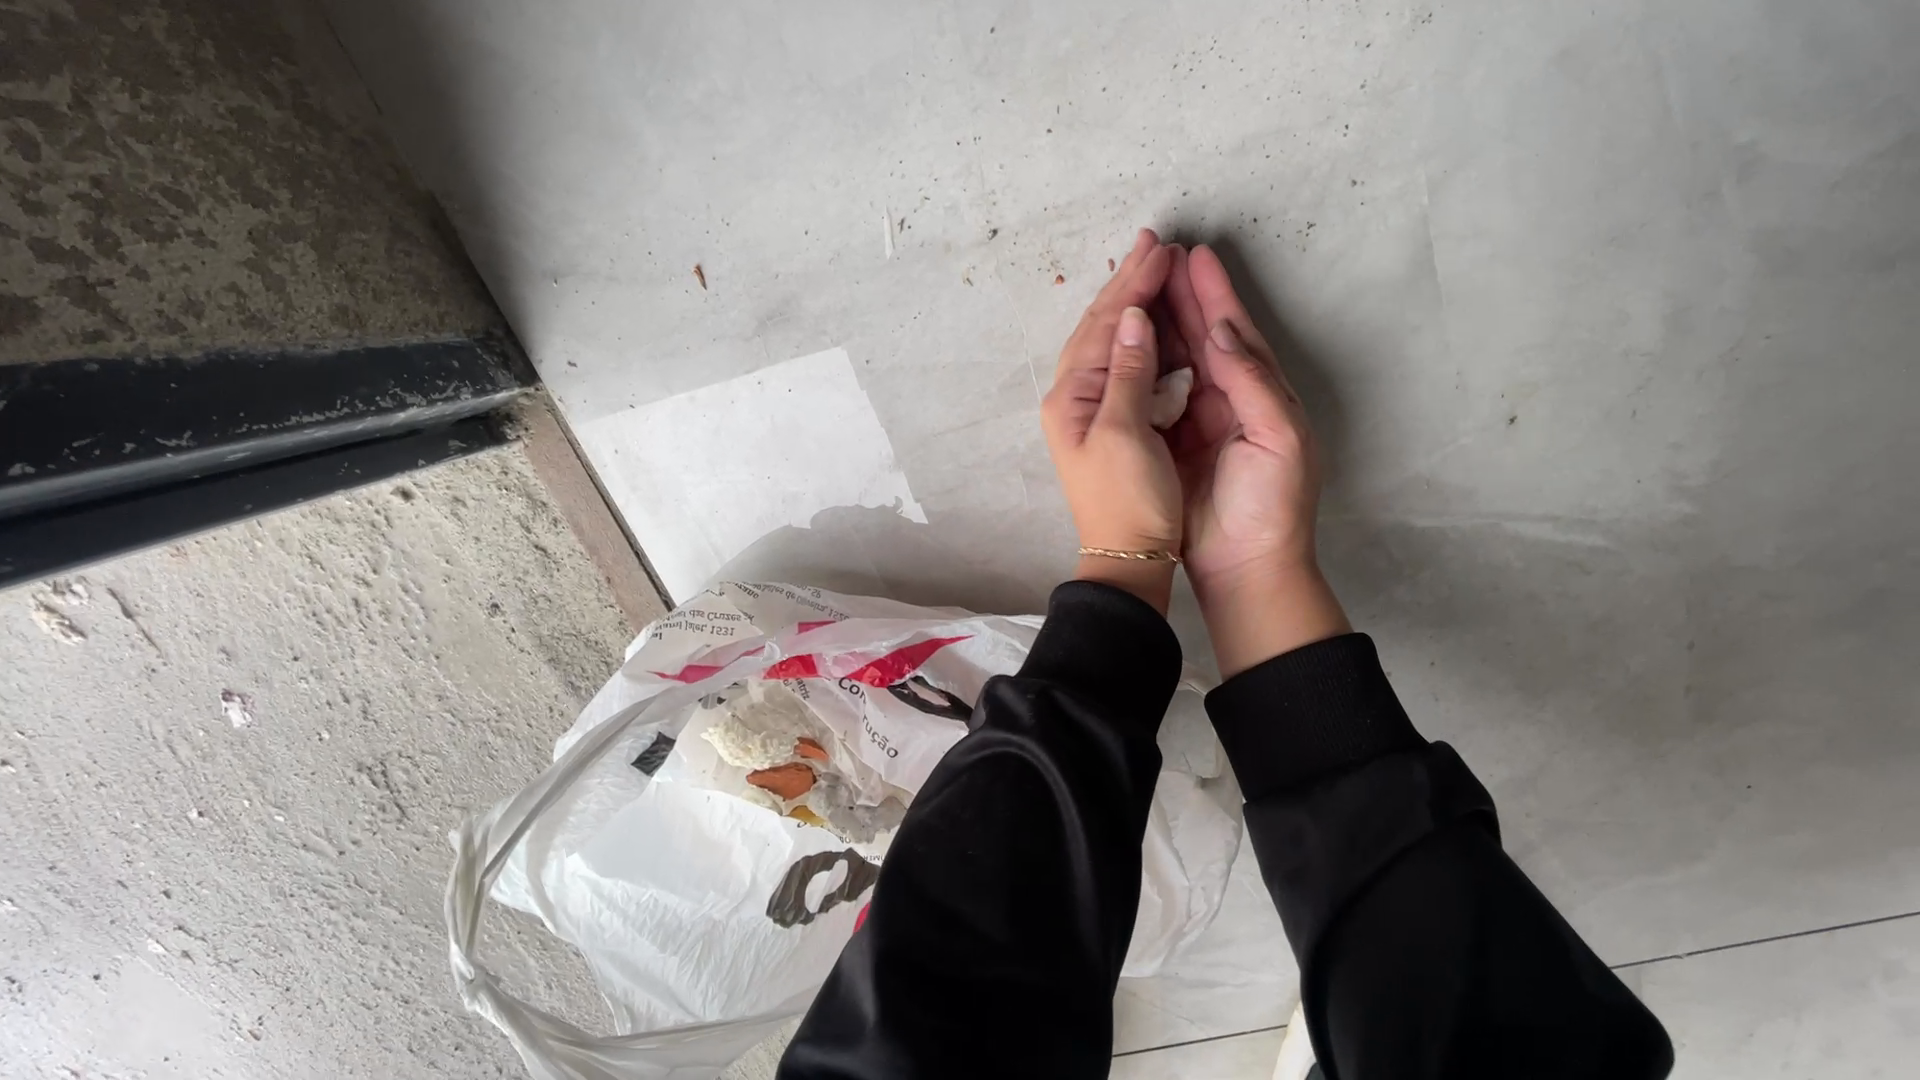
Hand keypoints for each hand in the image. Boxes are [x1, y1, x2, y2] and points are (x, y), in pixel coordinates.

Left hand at [1041, 229, 1180, 612]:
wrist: (1130, 554)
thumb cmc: (1128, 500)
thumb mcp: (1125, 434)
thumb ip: (1128, 373)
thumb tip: (1131, 317)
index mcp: (1070, 397)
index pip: (1103, 327)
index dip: (1132, 287)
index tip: (1159, 248)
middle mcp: (1072, 397)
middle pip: (1099, 328)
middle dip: (1127, 285)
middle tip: (1152, 242)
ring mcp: (1089, 410)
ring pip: (1108, 343)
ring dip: (1130, 304)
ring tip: (1150, 267)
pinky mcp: (1110, 423)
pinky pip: (1121, 365)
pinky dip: (1137, 337)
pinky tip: (1148, 321)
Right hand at [1163, 244, 1349, 672]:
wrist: (1245, 567)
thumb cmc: (1271, 504)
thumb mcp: (1279, 438)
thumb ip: (1252, 382)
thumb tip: (1220, 329)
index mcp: (1260, 394)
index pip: (1234, 332)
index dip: (1214, 293)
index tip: (1192, 255)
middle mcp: (1227, 400)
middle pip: (1203, 337)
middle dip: (1182, 297)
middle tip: (1157, 257)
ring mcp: (1195, 421)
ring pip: (1175, 361)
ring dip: (1158, 323)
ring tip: (1136, 287)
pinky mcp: (1168, 443)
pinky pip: (1152, 394)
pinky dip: (1140, 366)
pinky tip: (1124, 344)